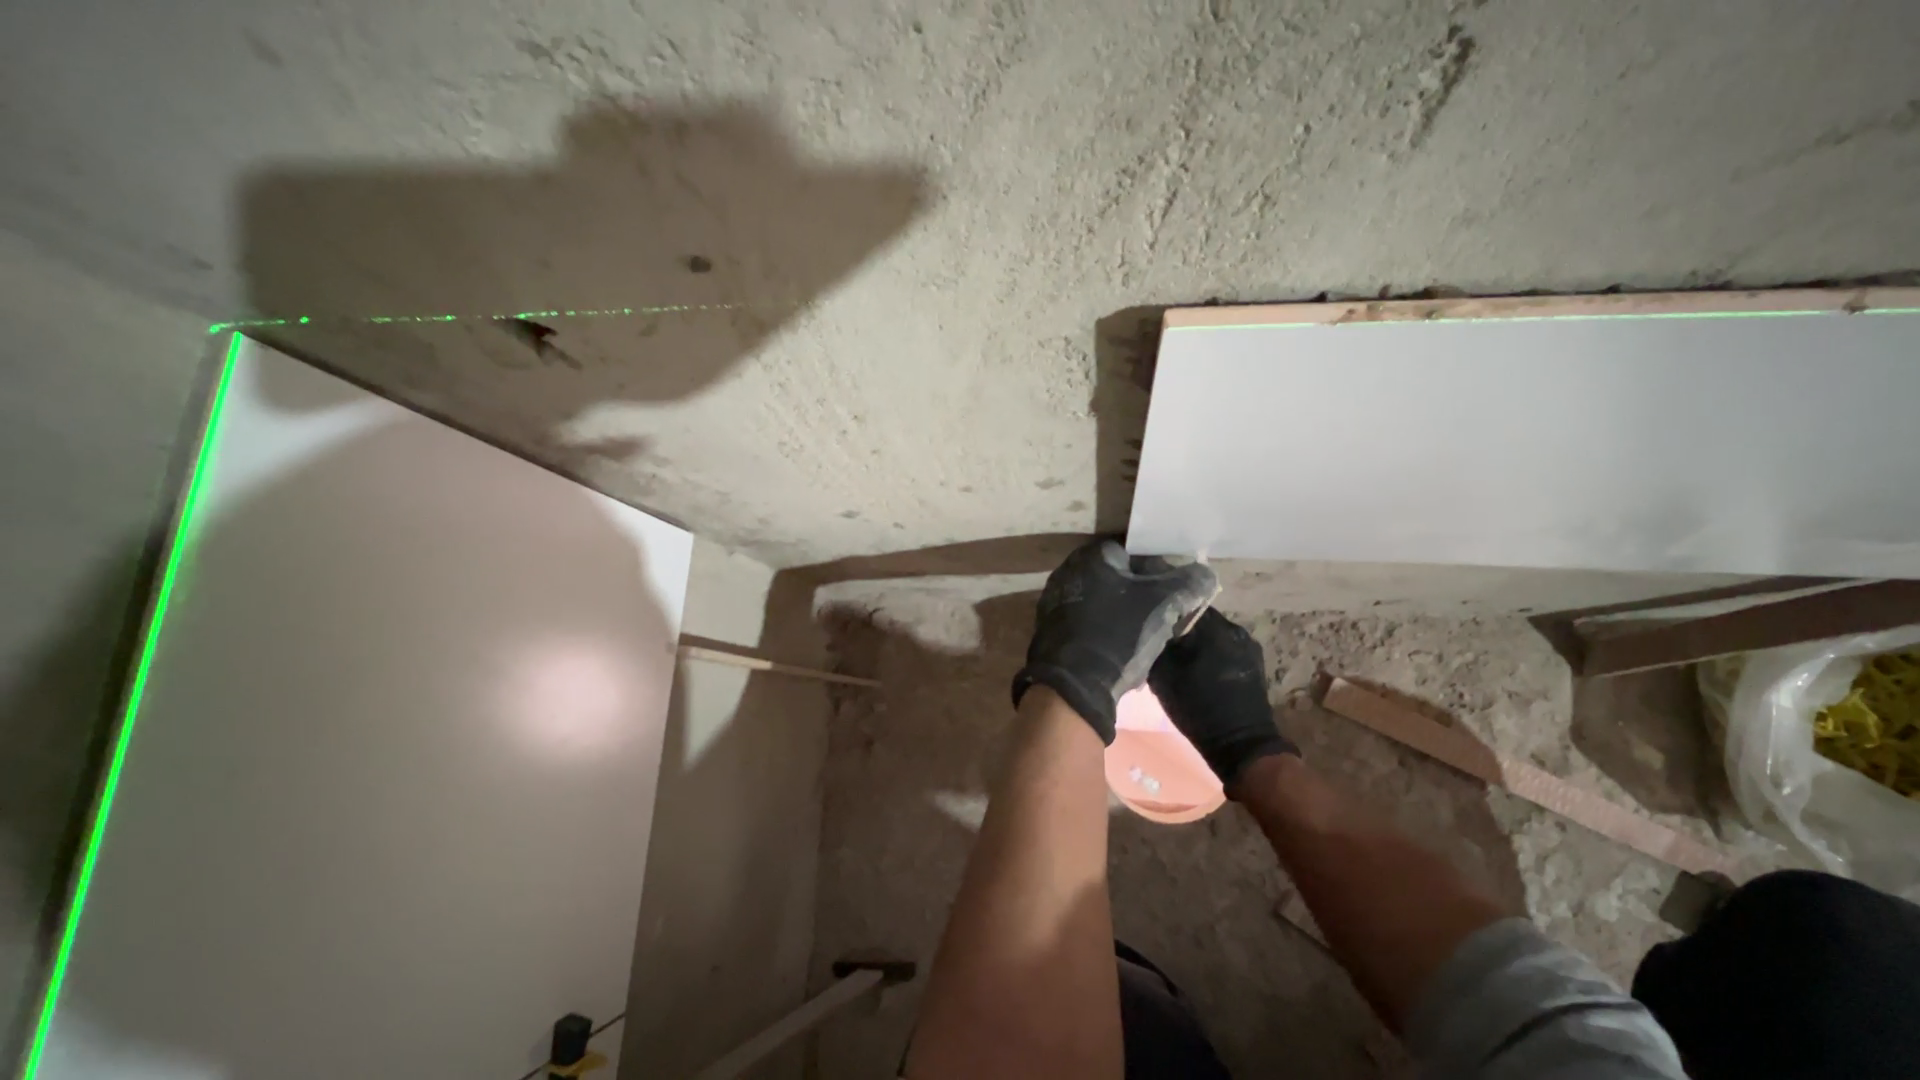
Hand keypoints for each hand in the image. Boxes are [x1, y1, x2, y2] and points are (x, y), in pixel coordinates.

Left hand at [1012, 540, 1217, 743]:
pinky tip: (1121, 654)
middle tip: (1162, 617)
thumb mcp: (1165, 604)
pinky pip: (1088, 626)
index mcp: (1091, 556)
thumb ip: (1190, 583)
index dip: (1159, 571)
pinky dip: (1105, 635)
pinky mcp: (1051, 632)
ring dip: (1124, 617)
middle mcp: (1067, 572)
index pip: (1133, 553)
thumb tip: (1205, 575)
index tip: (1173, 593)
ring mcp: (1055, 603)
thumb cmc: (1120, 633)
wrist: (1073, 685)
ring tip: (1145, 639)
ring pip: (1103, 603)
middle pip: (1117, 579)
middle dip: (1141, 596)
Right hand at [1148, 609, 1297, 788]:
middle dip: (1180, 624)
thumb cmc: (1197, 709)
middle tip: (1162, 638)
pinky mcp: (1254, 660)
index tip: (1149, 619)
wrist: (1242, 744)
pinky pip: (1226, 645)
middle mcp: (1232, 627)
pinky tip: (1200, 667)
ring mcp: (1247, 643)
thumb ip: (1156, 646)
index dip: (1163, 608)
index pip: (1181, 602)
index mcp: (1211, 627)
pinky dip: (1211, 650)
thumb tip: (1148, 627)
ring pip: (1213, 631)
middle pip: (1198, 615)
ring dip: (1197, 639)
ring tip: (1180, 654)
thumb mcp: (1163, 678)